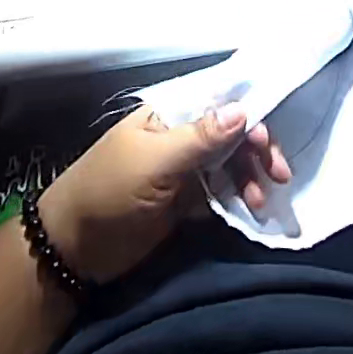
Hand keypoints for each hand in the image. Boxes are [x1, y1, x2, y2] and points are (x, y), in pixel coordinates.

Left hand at [36, 105, 287, 282]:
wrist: (73, 250)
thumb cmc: (110, 192)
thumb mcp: (155, 162)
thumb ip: (200, 137)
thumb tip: (243, 108)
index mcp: (168, 115)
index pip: (218, 103)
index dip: (248, 116)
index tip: (267, 141)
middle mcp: (179, 135)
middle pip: (230, 133)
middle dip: (256, 150)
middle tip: (279, 174)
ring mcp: (183, 168)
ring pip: (230, 162)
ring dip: (250, 177)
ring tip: (260, 202)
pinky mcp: (185, 199)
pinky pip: (220, 190)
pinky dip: (238, 196)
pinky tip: (251, 208)